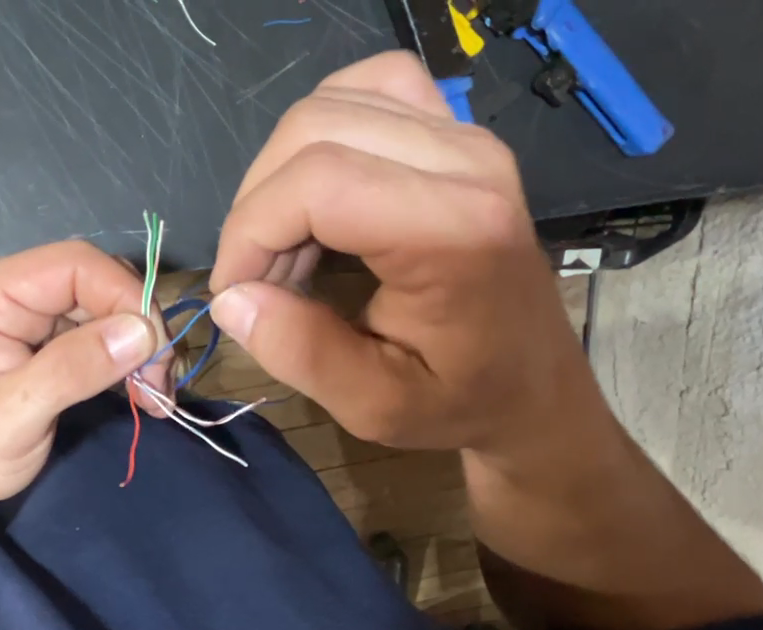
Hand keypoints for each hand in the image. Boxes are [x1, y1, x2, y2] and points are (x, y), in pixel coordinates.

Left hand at [0, 240, 158, 504]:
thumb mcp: (14, 419)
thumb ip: (70, 371)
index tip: (155, 351)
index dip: (125, 297)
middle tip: (159, 382)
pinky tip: (144, 390)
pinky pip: (102, 326)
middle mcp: (8, 287)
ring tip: (155, 394)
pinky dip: (129, 356)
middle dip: (138, 326)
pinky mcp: (48, 329)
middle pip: (96, 279)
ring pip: (107, 302)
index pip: (73, 264)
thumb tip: (139, 332)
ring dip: (140, 345)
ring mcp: (29, 307)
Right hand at [207, 51, 594, 453]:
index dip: (250, 232)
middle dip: (257, 208)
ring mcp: (463, 137)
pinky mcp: (454, 133)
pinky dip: (318, 138)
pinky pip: (367, 91)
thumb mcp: (373, 406)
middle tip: (257, 281)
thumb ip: (302, 354)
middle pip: (314, 130)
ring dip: (280, 177)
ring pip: (330, 104)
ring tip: (284, 249)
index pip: (317, 180)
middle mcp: (464, 161)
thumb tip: (230, 301)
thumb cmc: (458, 402)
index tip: (234, 295)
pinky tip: (313, 199)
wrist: (532, 385)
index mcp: (451, 232)